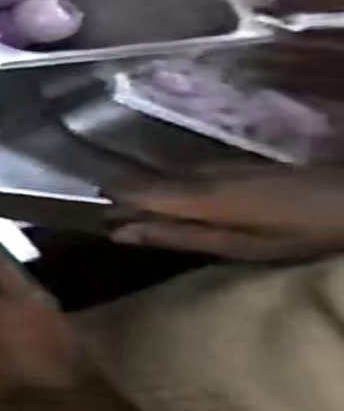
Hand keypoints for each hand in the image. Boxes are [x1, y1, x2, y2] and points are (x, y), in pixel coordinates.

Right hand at [111, 167, 343, 260]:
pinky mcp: (234, 163)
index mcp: (190, 196)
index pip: (124, 193)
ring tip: (162, 217)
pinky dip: (178, 189)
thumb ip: (179, 237)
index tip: (102, 224)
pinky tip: (195, 204)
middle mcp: (193, 173)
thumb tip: (117, 233)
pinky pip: (187, 174)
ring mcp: (215, 165)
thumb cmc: (308, 232)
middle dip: (127, 202)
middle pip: (141, 184)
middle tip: (130, 225)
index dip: (107, 207)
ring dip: (154, 195)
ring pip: (163, 178)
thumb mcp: (245, 247)